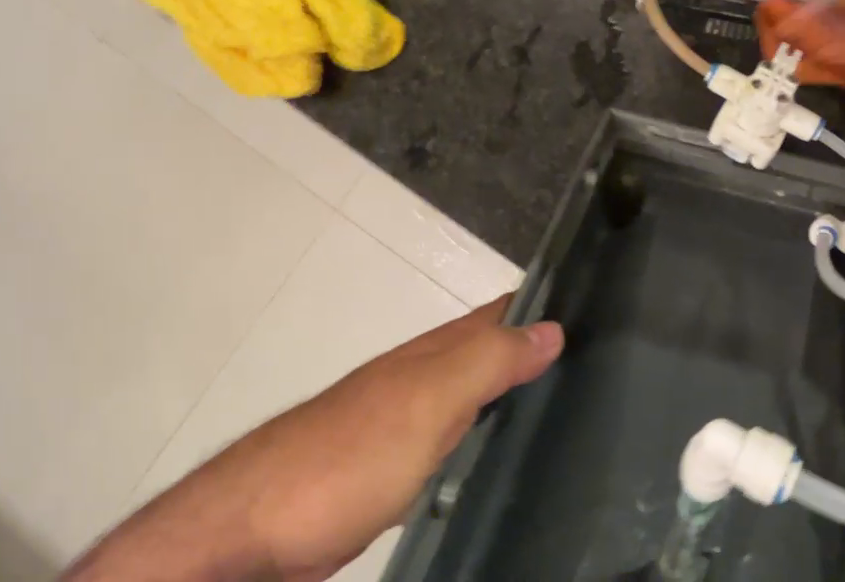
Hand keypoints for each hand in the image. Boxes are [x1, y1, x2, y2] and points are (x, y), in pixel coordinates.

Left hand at [66, 295, 562, 581]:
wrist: (245, 536)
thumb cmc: (346, 458)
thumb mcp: (427, 400)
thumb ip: (488, 361)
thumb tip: (554, 327)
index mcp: (432, 355)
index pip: (501, 314)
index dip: (544, 307)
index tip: (599, 313)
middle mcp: (418, 382)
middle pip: (489, 355)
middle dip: (537, 353)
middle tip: (600, 371)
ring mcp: (400, 429)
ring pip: (472, 402)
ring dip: (512, 401)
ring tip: (566, 414)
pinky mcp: (388, 477)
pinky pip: (452, 448)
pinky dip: (482, 446)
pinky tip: (500, 466)